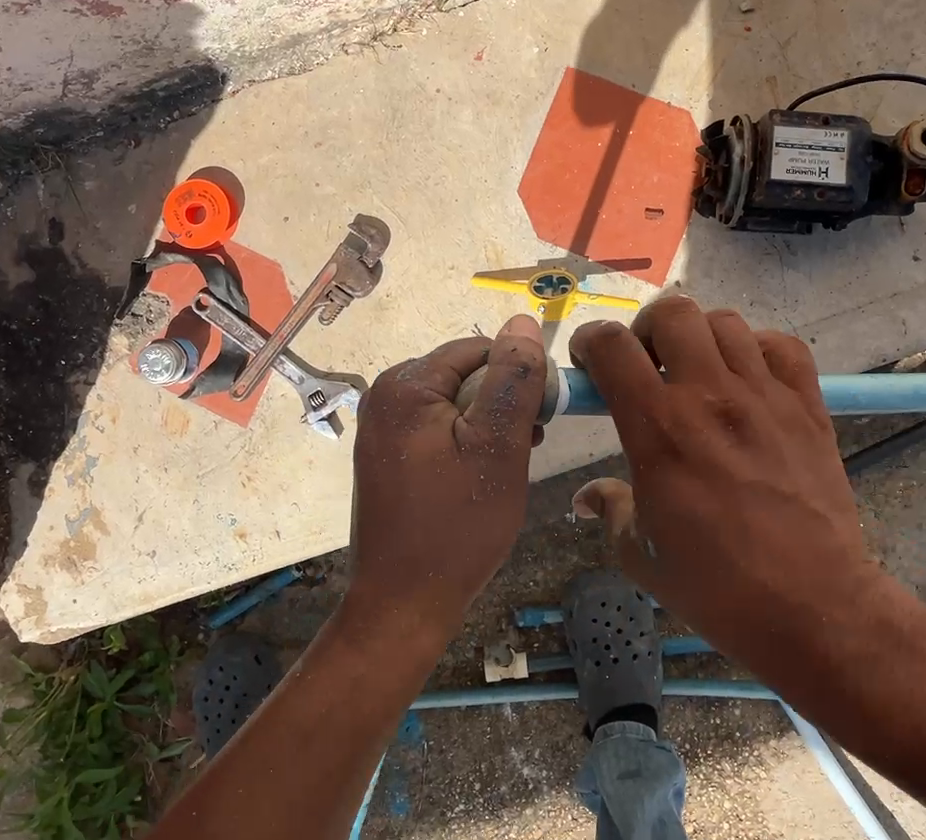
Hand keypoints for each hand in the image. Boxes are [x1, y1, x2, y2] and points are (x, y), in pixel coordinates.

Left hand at [345, 315, 547, 638]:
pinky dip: (466, 443)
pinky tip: (484, 475)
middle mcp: (384, 397)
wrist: (403, 603)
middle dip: (503, 402)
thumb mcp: (498, 448)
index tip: (543, 416)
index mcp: (405, 385)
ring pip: (454, 404)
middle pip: (463, 374)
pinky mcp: (386, 457)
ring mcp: (381, 429)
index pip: (478, 349)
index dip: (518, 375)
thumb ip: (513, 380)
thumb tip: (522, 322)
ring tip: (510, 464)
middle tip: (528, 446)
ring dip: (489, 425)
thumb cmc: (456, 526)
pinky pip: (437, 430)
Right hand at [568, 295, 891, 675]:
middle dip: (648, 328)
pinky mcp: (808, 407)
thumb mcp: (639, 551)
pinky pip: (782, 346)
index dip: (592, 342)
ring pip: (726, 322)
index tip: (590, 360)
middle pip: (673, 313)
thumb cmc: (714, 584)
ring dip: (700, 337)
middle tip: (647, 363)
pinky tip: (749, 377)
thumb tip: (584, 499)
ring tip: (699, 371)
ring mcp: (764, 396)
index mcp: (657, 427)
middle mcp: (708, 395)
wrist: (811, 605)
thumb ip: (609, 509)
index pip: (613, 347)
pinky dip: (758, 349)